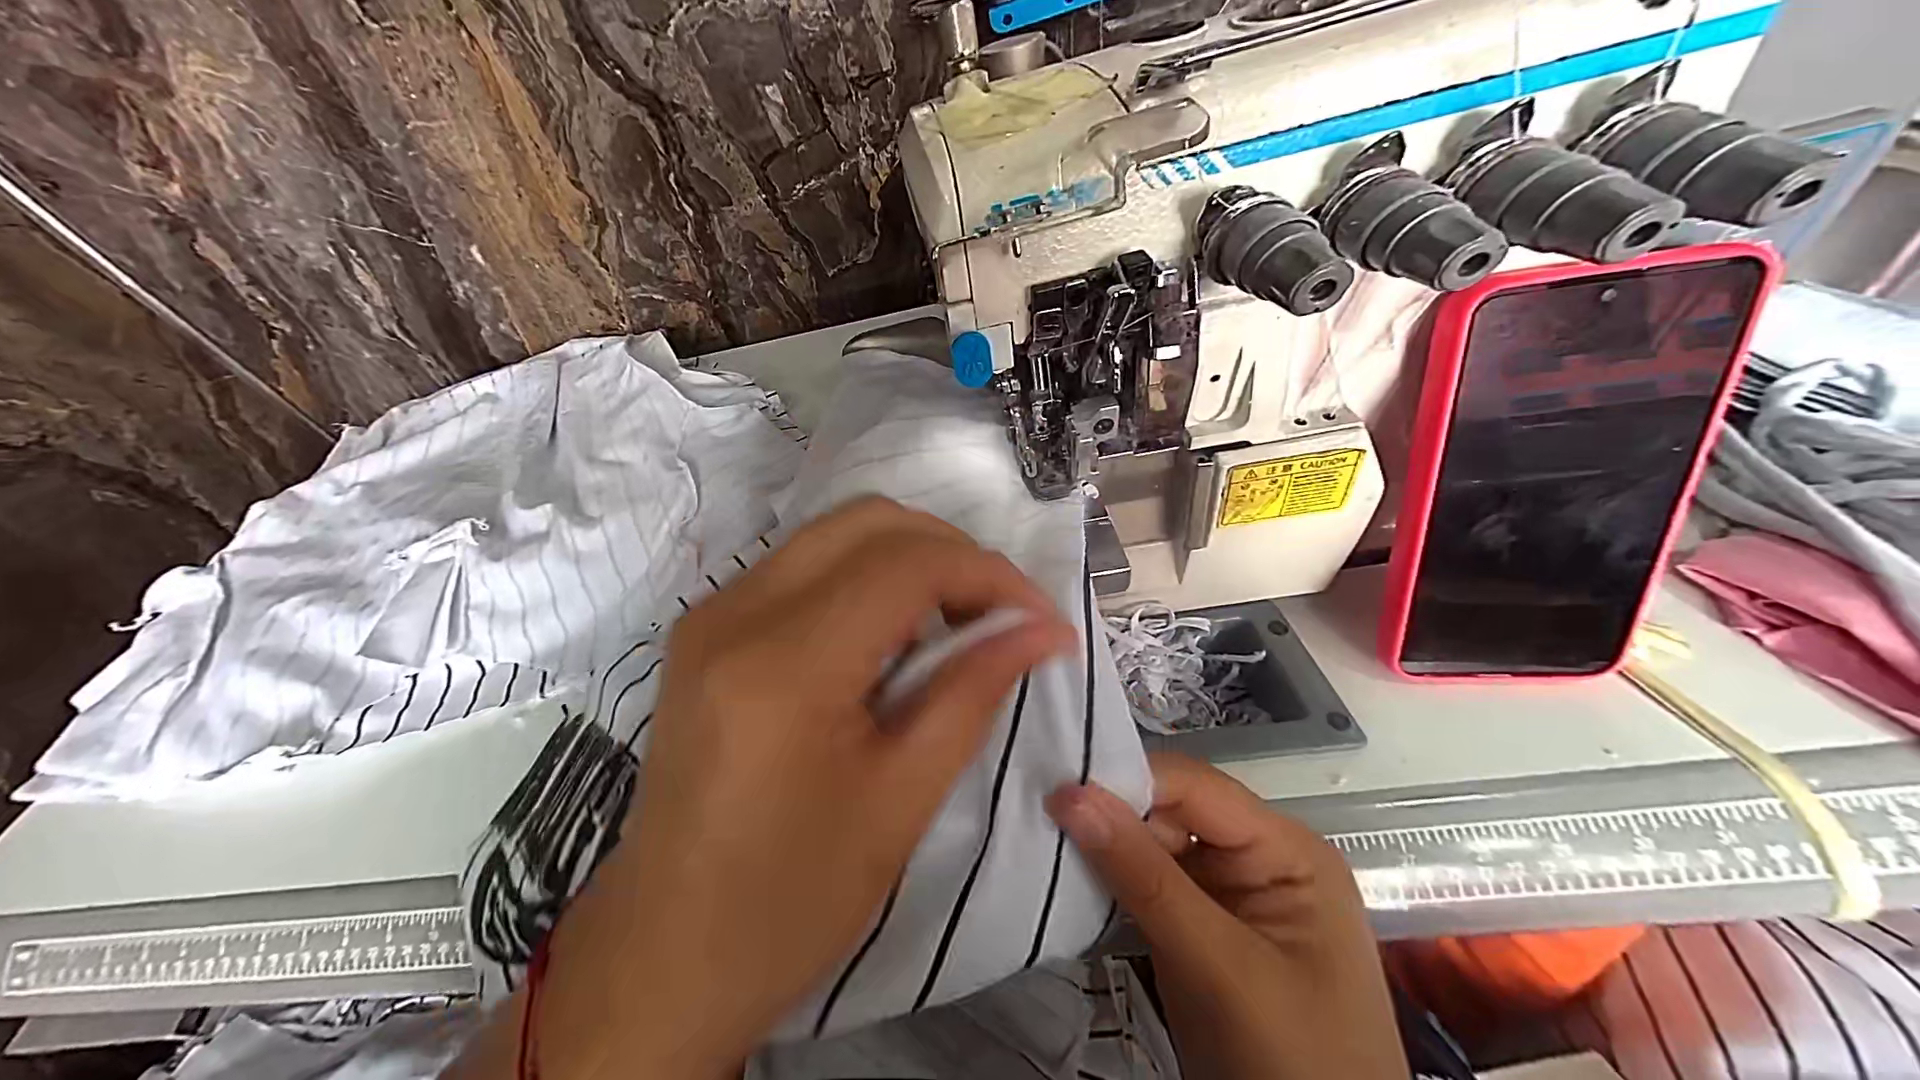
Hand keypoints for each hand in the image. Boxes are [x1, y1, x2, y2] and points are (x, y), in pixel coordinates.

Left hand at [525, 498, 1072, 1078]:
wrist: (667, 950)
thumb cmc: (792, 898)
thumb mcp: (902, 799)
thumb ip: (974, 692)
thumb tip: (1042, 629)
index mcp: (783, 664)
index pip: (907, 564)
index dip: (991, 576)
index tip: (1043, 620)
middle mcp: (735, 613)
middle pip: (869, 520)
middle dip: (952, 553)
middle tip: (1001, 616)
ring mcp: (710, 614)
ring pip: (835, 533)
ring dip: (909, 560)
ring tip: (954, 627)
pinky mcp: (706, 629)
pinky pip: (803, 566)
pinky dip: (865, 579)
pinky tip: (891, 639)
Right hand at [1048, 754, 1406, 1079]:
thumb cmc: (1294, 1062)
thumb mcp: (1220, 968)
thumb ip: (1145, 877)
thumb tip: (1069, 795)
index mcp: (1284, 848)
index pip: (1194, 786)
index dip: (1127, 780)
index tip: (1055, 790)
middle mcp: (1256, 855)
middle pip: (1171, 809)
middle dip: (1111, 814)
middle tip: (1039, 818)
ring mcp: (1227, 893)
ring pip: (1153, 844)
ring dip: (1104, 846)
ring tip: (1043, 840)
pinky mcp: (1200, 925)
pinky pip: (1148, 882)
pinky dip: (1112, 880)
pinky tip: (1070, 878)